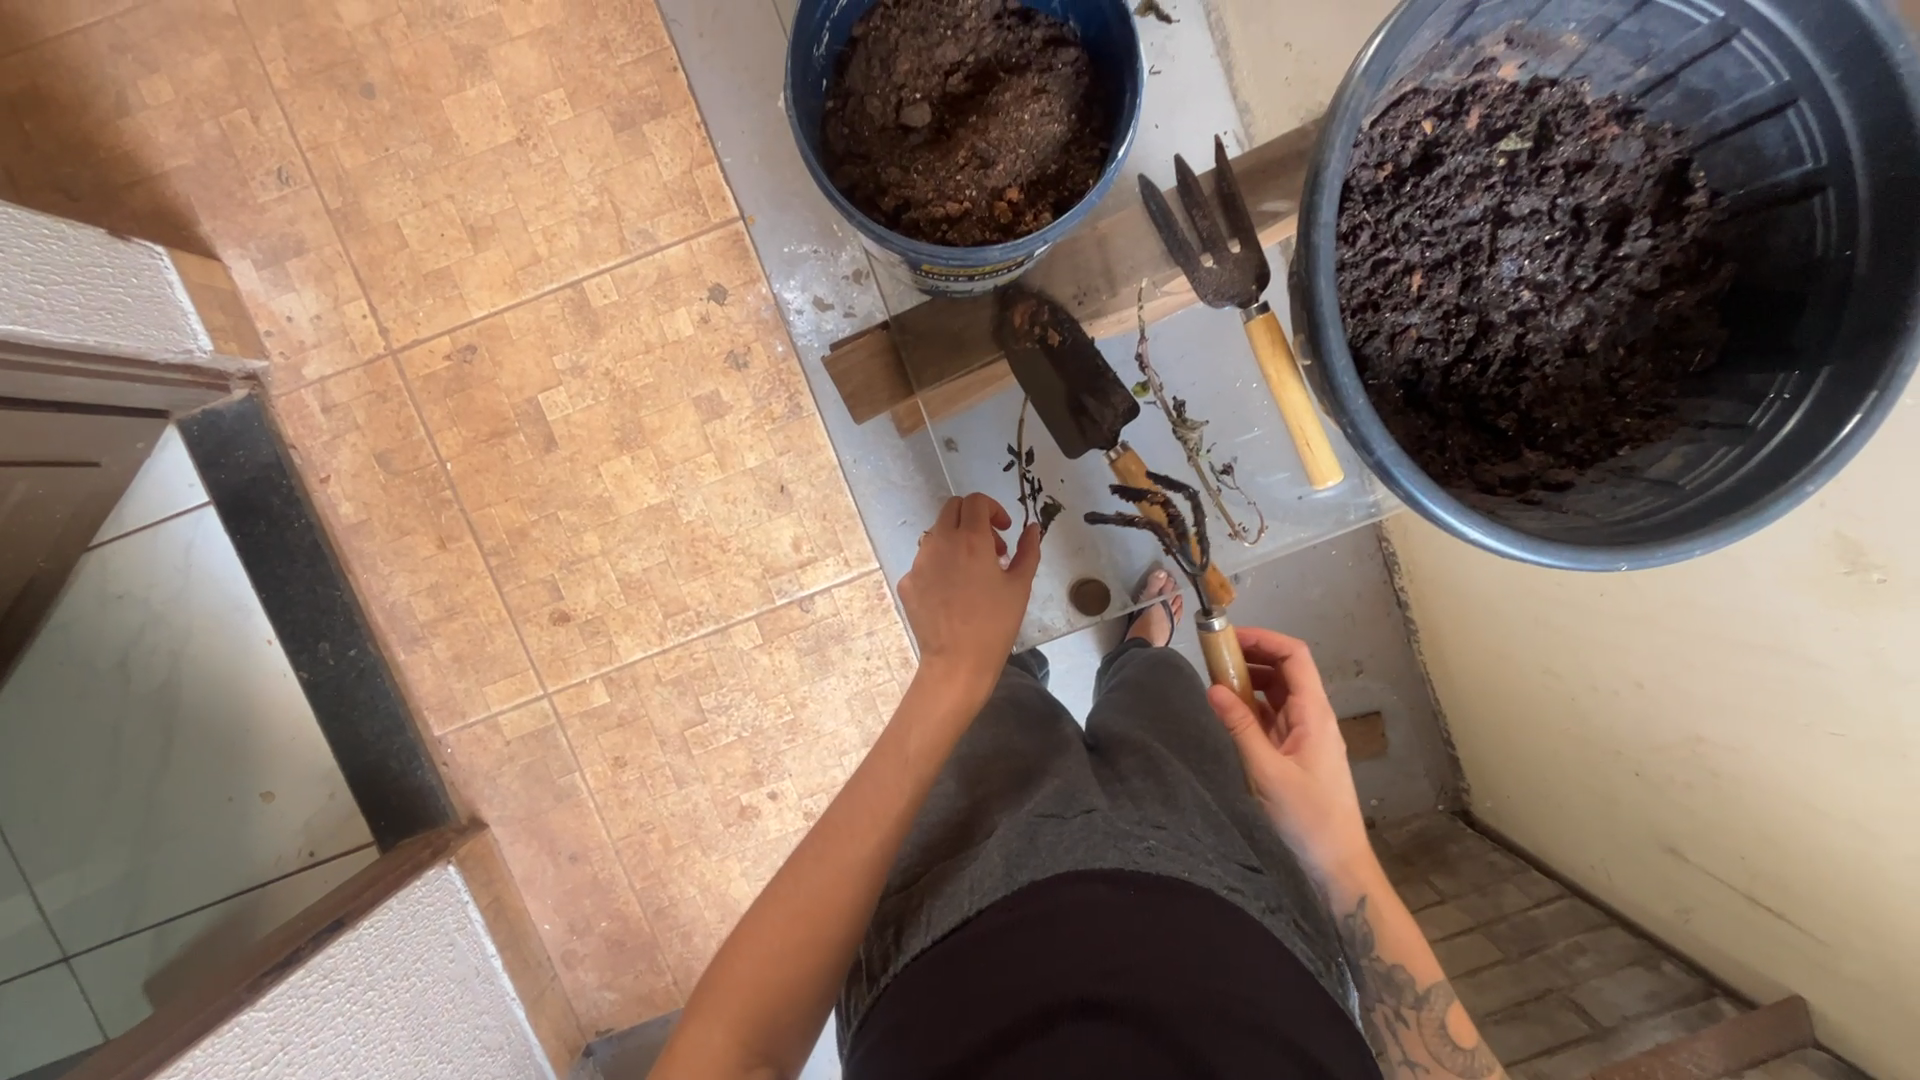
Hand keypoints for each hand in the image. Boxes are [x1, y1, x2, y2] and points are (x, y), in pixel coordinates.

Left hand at [898, 494, 1041, 699]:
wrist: (957, 661)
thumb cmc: (995, 624)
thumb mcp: (1020, 585)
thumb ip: (1028, 550)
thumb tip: (1032, 528)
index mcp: (970, 539)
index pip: (976, 501)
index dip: (993, 509)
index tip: (1004, 530)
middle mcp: (939, 543)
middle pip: (952, 509)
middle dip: (973, 518)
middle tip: (990, 547)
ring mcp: (919, 562)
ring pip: (936, 535)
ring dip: (955, 541)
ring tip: (973, 572)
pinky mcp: (907, 582)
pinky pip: (925, 562)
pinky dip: (941, 566)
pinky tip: (953, 593)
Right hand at [1205, 628, 1376, 891]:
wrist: (1336, 863)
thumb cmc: (1307, 818)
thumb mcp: (1265, 771)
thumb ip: (1239, 726)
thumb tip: (1213, 688)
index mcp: (1315, 714)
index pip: (1294, 657)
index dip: (1264, 639)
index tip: (1228, 637)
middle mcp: (1313, 717)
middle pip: (1285, 669)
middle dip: (1251, 655)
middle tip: (1213, 655)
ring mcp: (1305, 734)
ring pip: (1278, 692)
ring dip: (1248, 680)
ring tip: (1215, 679)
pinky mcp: (1295, 751)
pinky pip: (1272, 715)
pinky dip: (1250, 705)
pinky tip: (1227, 710)